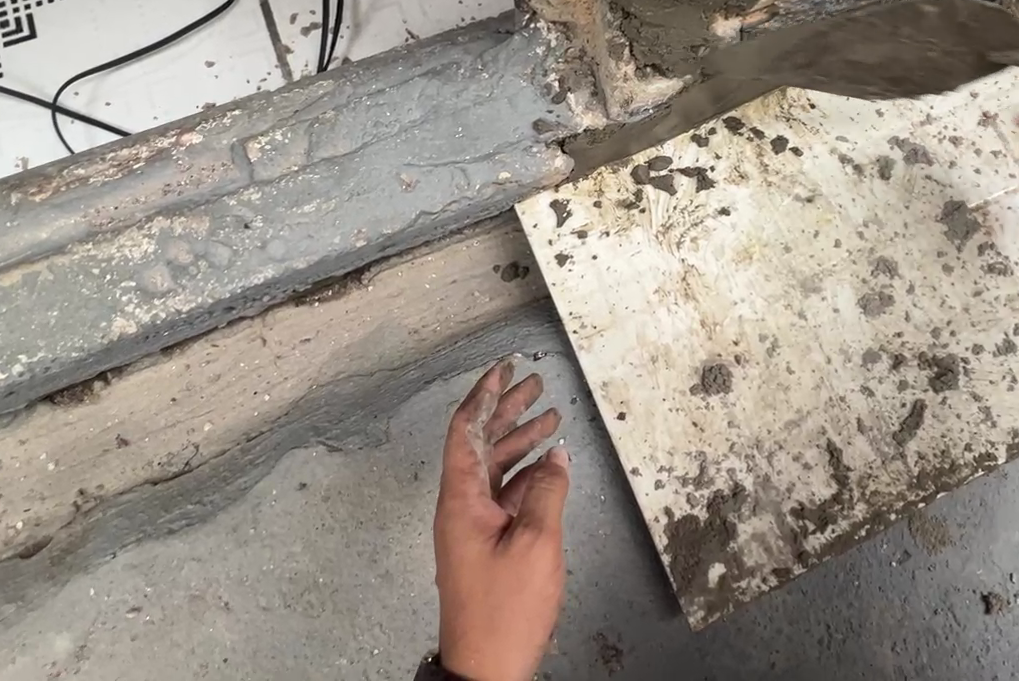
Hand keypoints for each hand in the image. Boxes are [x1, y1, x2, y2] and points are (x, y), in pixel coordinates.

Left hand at [434, 359, 570, 680]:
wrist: (486, 669)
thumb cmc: (506, 608)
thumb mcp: (535, 543)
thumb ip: (548, 491)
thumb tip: (557, 455)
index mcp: (461, 498)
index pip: (465, 430)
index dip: (483, 394)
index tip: (503, 368)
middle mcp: (462, 504)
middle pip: (480, 442)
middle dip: (506, 409)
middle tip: (534, 383)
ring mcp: (473, 522)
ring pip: (494, 464)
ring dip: (520, 438)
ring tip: (549, 414)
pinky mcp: (487, 540)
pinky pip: (505, 491)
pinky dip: (527, 471)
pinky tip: (550, 461)